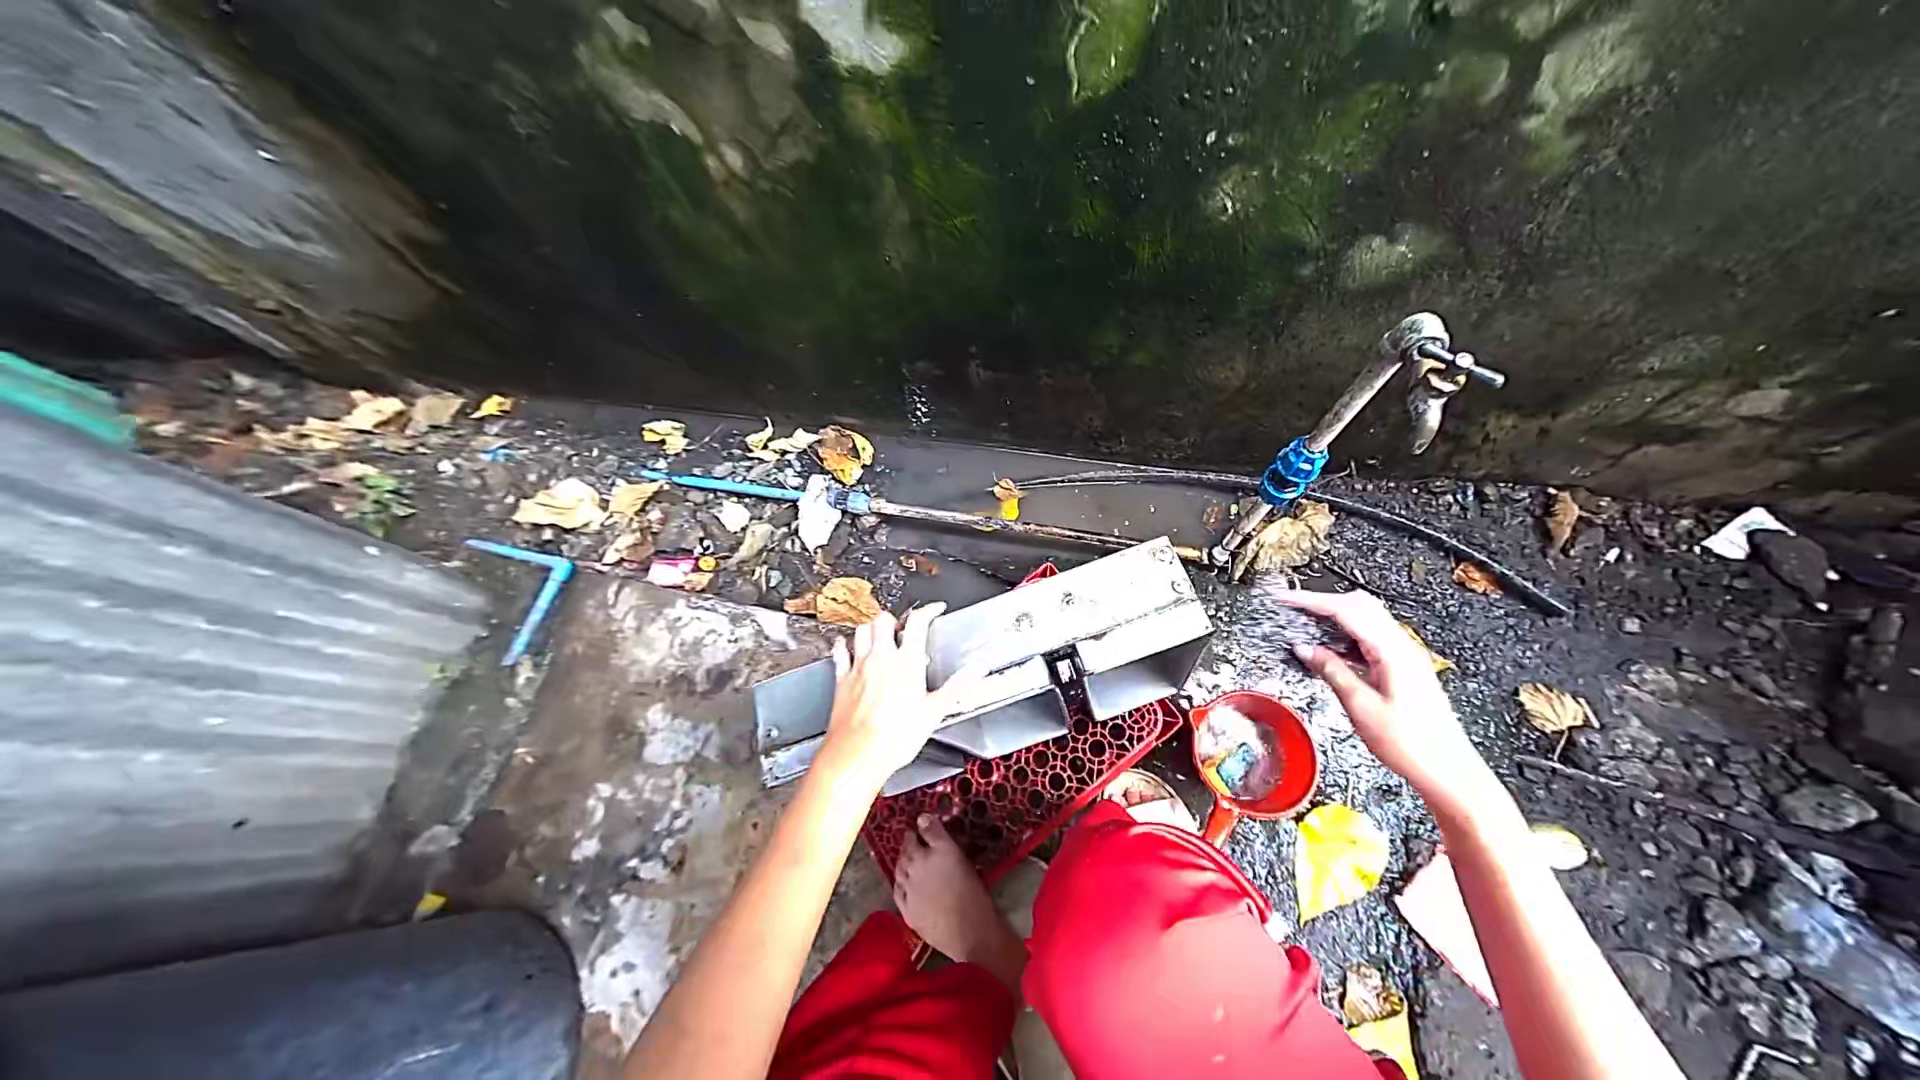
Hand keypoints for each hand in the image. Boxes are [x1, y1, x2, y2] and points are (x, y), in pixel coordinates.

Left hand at [815, 604, 970, 789]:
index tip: (934, 609)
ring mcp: (859, 667)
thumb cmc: (894, 738)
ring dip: (870, 625)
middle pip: (883, 619)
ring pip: (861, 629)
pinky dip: (842, 644)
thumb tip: (977, 672)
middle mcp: (881, 659)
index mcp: (907, 663)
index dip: (928, 610)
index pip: (918, 623)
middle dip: (895, 617)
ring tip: (878, 629)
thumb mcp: (934, 712)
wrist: (858, 754)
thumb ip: (957, 687)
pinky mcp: (841, 679)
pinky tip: (844, 644)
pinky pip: (839, 652)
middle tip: (903, 624)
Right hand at [1273, 588, 1508, 821]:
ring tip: (1304, 625)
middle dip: (1321, 602)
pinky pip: (1370, 638)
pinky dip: (1345, 634)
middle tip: (1291, 608)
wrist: (1449, 770)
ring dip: (1333, 617)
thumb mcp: (1361, 707)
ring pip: (1365, 619)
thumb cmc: (1413, 745)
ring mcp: (1404, 657)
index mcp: (1393, 652)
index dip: (1310, 601)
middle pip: (1358, 605)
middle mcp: (1402, 648)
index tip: (1285, 599)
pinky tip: (1329, 648)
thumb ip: (1332, 672)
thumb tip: (1306, 649)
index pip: (1346, 611)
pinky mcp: (1402, 667)